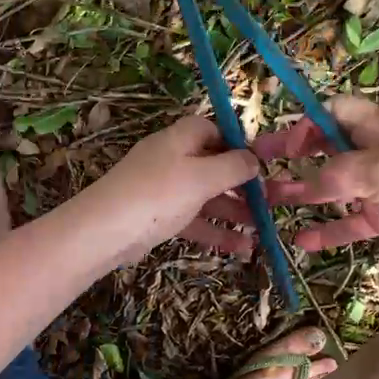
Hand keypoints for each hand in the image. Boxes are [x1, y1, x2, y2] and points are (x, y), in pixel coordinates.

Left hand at [73, 114, 260, 264]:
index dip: (236, 143)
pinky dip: (216, 232)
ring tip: (265, 230)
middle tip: (274, 202)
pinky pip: (194, 220)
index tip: (261, 162)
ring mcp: (163, 190)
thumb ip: (232, 167)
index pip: (211, 129)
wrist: (104, 231)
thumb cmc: (157, 194)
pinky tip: (242, 249)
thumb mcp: (201, 177)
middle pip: (213, 166)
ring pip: (207, 197)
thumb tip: (254, 159)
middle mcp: (171, 160)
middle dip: (244, 184)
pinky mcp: (158, 218)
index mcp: (179, 140)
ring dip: (235, 212)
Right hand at [253, 96, 378, 268]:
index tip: (281, 145)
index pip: (337, 112)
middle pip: (329, 149)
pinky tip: (302, 241)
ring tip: (269, 202)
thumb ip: (336, 173)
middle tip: (257, 169)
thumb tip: (311, 182)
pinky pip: (351, 222)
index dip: (306, 123)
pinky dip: (328, 230)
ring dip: (302, 193)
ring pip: (335, 188)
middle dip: (294, 156)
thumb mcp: (378, 170)